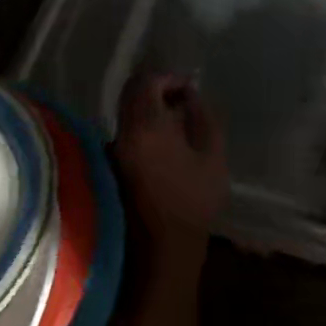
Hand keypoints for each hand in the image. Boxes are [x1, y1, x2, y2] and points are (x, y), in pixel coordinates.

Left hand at [113, 73, 228, 271]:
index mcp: (147, 126)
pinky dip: (144, 125)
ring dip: (150, 108)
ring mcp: (114, 149)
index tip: (190, 89)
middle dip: (158, 89)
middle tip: (184, 100)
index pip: (147, 82)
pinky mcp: (112, 165)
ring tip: (178, 120)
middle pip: (132, 94)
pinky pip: (126, 130)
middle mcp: (123, 132)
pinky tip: (165, 141)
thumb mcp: (212, 154)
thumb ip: (203, 117)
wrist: (164, 247)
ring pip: (127, 112)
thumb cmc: (194, 200)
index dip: (169, 78)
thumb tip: (190, 97)